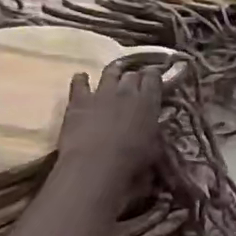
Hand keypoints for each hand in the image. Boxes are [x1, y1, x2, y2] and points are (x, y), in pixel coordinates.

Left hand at [54, 59, 164, 195]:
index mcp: (148, 102)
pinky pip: (79, 83)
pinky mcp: (79, 100)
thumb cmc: (132, 160)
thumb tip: (157, 126)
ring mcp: (101, 93)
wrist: (95, 163)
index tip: (155, 76)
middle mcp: (126, 91)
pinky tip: (82, 76)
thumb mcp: (155, 146)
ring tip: (115, 72)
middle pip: (132, 74)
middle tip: (136, 80)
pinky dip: (82, 78)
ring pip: (109, 73)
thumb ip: (156, 131)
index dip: (154, 75)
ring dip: (114, 72)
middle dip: (135, 76)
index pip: (154, 79)